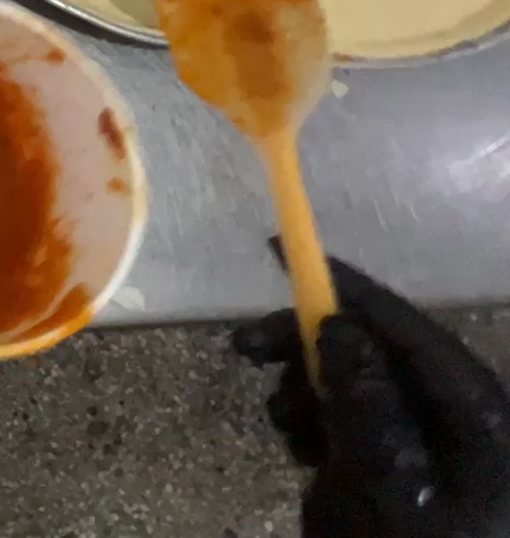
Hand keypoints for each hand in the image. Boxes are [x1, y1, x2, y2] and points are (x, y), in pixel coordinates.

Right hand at [233, 251, 509, 537]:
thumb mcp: (379, 479)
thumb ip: (364, 399)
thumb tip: (336, 323)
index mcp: (486, 429)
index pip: (414, 335)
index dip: (348, 288)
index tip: (281, 251)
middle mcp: (472, 428)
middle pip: (378, 352)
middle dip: (306, 344)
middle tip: (243, 347)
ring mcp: (441, 445)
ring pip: (357, 378)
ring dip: (303, 385)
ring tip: (281, 421)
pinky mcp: (410, 457)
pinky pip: (353, 408)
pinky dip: (314, 413)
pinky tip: (302, 441)